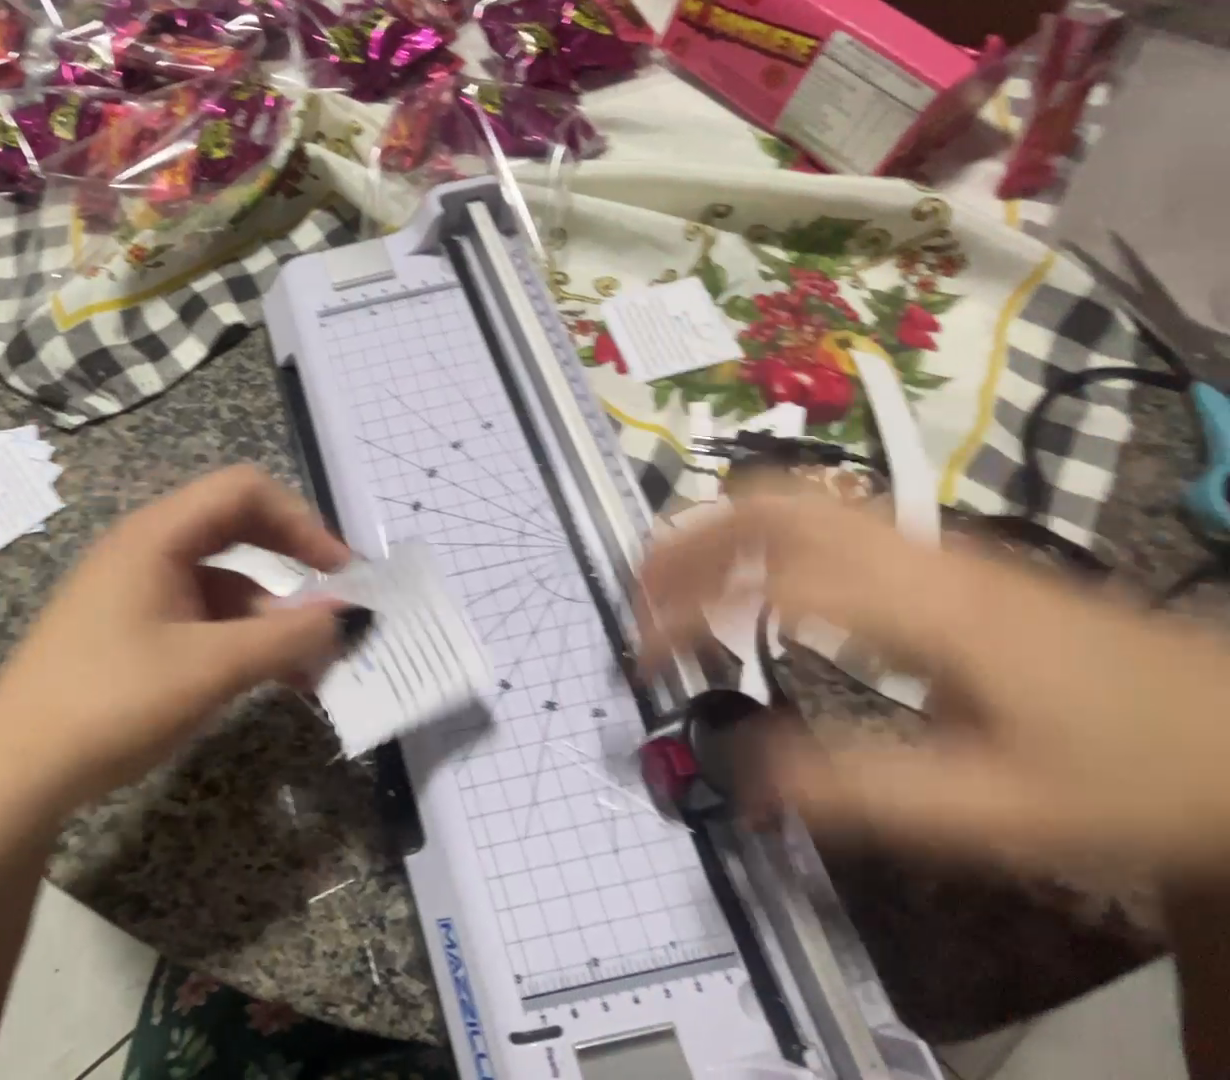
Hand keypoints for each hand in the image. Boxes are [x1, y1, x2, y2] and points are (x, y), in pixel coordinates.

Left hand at [0, 466, 361, 816]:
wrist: (16, 772)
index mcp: (155, 536)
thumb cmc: (112, 704)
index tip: (343, 573)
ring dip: (270, 618)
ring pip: (221, 583)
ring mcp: (134, 592)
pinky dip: (239, 641)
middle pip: (235, 531)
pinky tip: (266, 681)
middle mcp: (144, 550)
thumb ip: (286, 638)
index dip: (302, 522)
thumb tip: (348, 617)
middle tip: (335, 611)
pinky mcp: (129, 631)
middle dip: (292, 567)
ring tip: (311, 670)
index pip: (244, 492)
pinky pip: (199, 618)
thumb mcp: (210, 669)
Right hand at [640, 480, 1229, 878]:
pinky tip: (749, 585)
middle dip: (685, 541)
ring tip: (672, 585)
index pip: (767, 580)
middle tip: (637, 596)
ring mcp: (932, 550)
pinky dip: (759, 539)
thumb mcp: (1002, 811)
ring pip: (797, 501)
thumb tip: (741, 769)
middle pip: (772, 504)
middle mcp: (917, 558)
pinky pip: (826, 522)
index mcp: (924, 610)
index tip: (646, 664)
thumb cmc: (1136, 773)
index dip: (686, 612)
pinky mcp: (943, 562)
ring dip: (718, 532)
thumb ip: (858, 791)